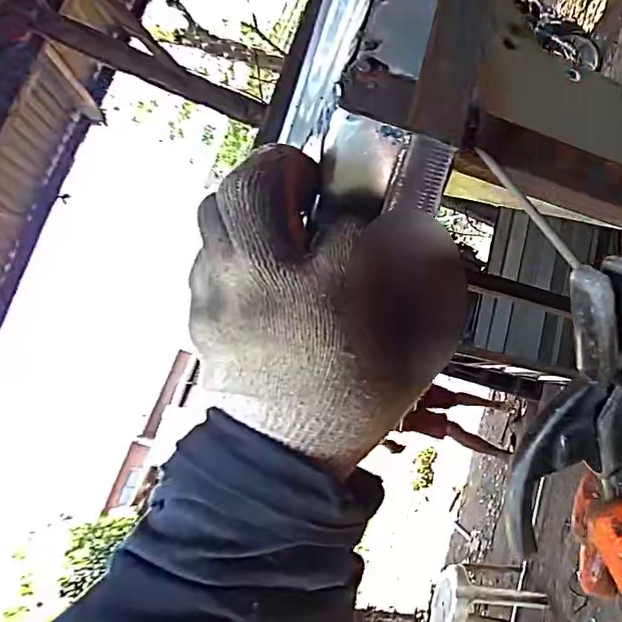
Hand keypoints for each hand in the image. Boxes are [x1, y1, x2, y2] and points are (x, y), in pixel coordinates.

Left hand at [188, 146, 466, 474]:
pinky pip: (206, 250)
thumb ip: (422, 280)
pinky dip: (234, 242)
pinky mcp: (198, 312)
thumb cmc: (357, 398)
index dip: (360, 210)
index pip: (345, 216)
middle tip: (306, 179)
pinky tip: (261, 266)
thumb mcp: (415, 344)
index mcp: (328, 290)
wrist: (289, 455)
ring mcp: (219, 296)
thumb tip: (411, 231)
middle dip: (282, 166)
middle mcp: (262, 282)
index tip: (365, 218)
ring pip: (214, 208)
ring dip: (250, 199)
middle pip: (250, 183)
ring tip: (279, 219)